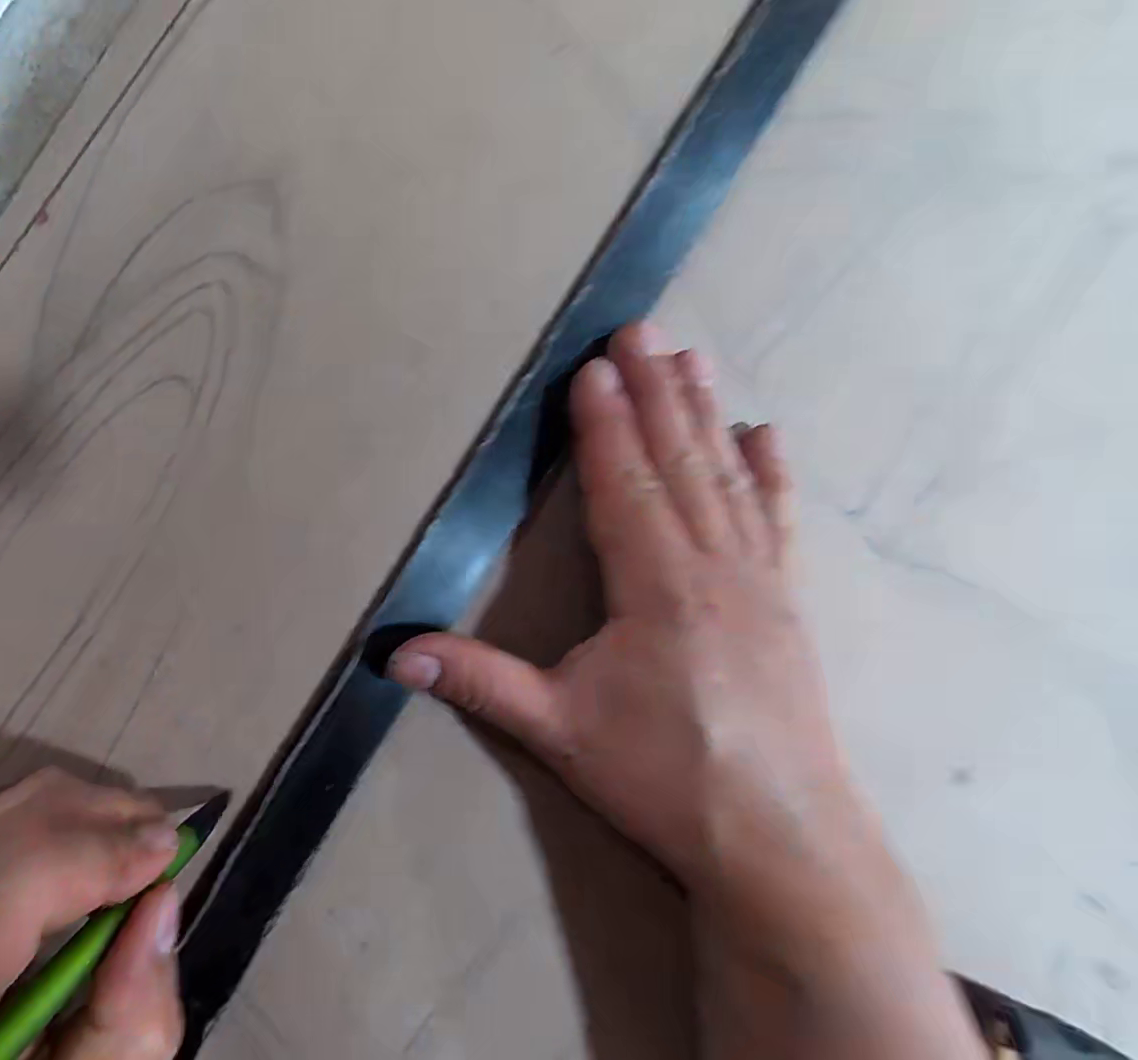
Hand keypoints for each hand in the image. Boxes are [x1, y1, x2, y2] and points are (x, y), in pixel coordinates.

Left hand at [0, 769, 183, 1059]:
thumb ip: (124, 1024)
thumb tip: (162, 902)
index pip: (18, 875)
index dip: (103, 849)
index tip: (172, 853)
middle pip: (17, 819)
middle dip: (107, 817)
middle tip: (164, 850)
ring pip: (7, 808)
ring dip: (85, 818)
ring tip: (133, 855)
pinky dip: (53, 830)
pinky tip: (82, 866)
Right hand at [388, 324, 984, 1058]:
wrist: (784, 847)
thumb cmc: (661, 777)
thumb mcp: (552, 728)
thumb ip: (475, 681)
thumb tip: (392, 655)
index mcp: (660, 589)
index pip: (626, 487)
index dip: (605, 426)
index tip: (591, 368)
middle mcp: (717, 571)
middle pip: (681, 464)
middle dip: (657, 394)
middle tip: (644, 329)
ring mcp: (761, 587)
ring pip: (729, 481)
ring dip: (706, 416)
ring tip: (694, 359)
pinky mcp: (786, 610)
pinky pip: (776, 524)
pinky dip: (770, 475)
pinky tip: (769, 436)